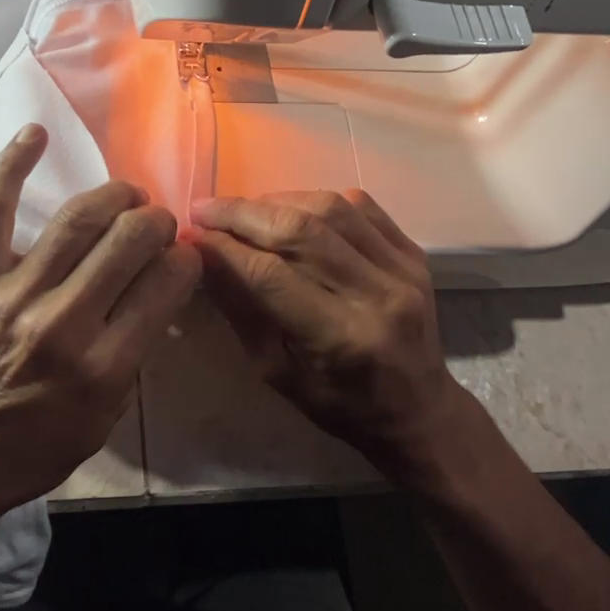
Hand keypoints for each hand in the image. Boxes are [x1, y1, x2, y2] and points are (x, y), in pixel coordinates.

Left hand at [0, 124, 200, 525]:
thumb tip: (157, 293)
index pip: (165, 285)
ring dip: (114, 196)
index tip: (183, 258)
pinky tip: (35, 134)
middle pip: (128, 241)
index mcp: (102, 366)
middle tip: (156, 225)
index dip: (185, 262)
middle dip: (156, 223)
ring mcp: (10, 295)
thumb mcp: (103, 421)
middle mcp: (61, 323)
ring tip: (126, 196)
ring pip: (76, 220)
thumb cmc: (31, 453)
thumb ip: (133, 356)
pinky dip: (12, 166)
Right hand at [190, 190, 457, 462]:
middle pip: (300, 231)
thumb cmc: (339, 404)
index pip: (270, 275)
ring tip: (245, 209)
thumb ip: (241, 310)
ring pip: (330, 209)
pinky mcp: (413, 254)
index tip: (190, 233)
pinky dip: (318, 200)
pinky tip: (292, 209)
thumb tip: (204, 256)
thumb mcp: (276, 371)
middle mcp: (376, 296)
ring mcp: (401, 270)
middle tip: (205, 208)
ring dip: (277, 201)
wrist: (419, 410)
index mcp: (339, 338)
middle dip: (242, 214)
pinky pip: (361, 206)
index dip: (224, 247)